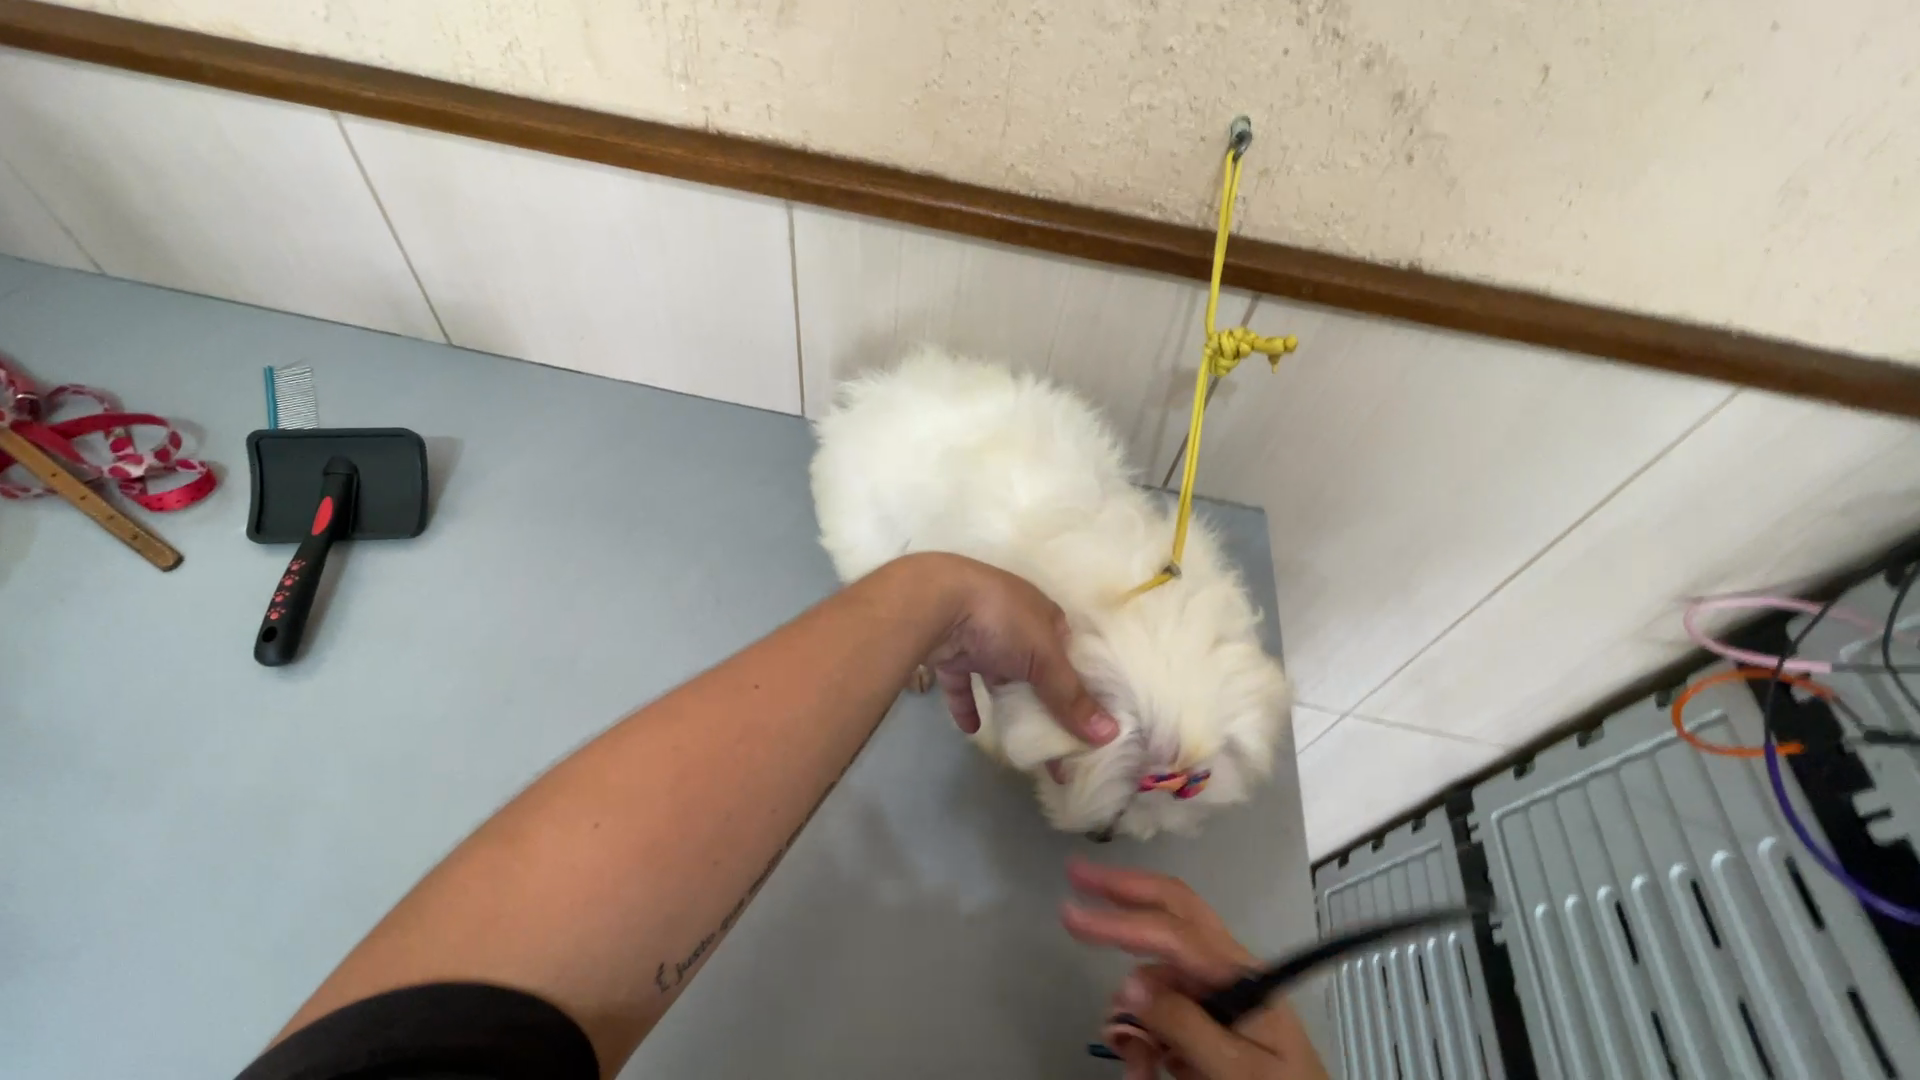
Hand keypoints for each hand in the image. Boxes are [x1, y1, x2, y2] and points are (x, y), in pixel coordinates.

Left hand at [910, 554, 1118, 746]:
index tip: (1088, 715)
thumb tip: (1110, 734)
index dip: (1078, 679)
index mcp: (1041, 612)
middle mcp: (1011, 620)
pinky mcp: (948, 651)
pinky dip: (966, 705)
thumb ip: (1071, 697)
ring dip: (1007, 700)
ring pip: (998, 673)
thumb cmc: (1001, 620)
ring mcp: (977, 634)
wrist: (933, 602)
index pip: (1067, 647)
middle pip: (1034, 664)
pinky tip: (974, 729)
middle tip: (1057, 738)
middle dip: (1044, 697)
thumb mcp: (1045, 657)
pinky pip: (961, 683)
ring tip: (1022, 736)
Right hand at [1061, 859, 1328, 1079]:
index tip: (1069, 911)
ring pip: (1153, 972)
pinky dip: (1141, 1032)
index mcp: (1238, 971)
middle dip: (1121, 888)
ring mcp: (1213, 987)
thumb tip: (1128, 983)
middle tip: (1076, 873)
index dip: (1117, 919)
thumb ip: (1185, 1025)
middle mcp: (1223, 965)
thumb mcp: (1238, 1070)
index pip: (1169, 931)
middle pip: (1170, 907)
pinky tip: (1144, 1066)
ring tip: (1133, 1066)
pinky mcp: (1205, 1012)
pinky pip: (1158, 1005)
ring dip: (1130, 1012)